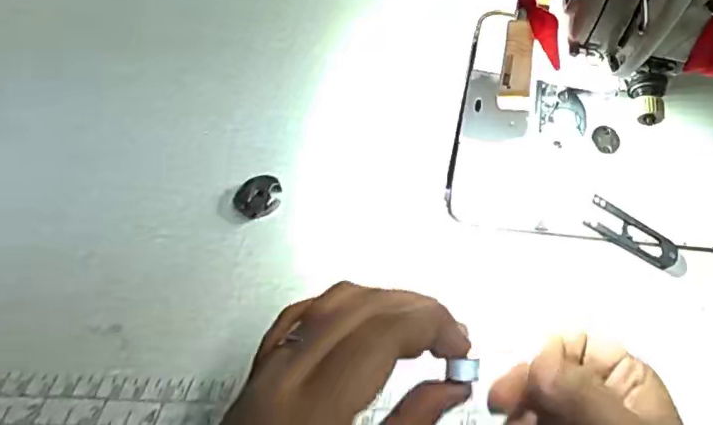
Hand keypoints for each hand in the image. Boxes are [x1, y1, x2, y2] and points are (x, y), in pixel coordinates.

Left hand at [223, 281, 473, 424]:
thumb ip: (409, 424)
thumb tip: (452, 386)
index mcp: (311, 410)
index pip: (389, 329)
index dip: (438, 326)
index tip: (460, 347)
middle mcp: (281, 385)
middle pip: (369, 307)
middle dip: (423, 312)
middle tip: (450, 337)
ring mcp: (262, 378)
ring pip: (337, 300)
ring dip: (390, 301)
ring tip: (417, 324)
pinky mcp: (251, 381)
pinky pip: (300, 316)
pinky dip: (343, 306)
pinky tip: (363, 317)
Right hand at [489, 333, 682, 424]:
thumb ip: (584, 395)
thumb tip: (542, 359)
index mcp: (627, 384)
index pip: (579, 347)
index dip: (545, 357)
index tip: (514, 383)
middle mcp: (601, 409)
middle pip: (548, 385)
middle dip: (521, 394)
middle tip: (501, 407)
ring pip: (537, 419)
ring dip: (519, 421)